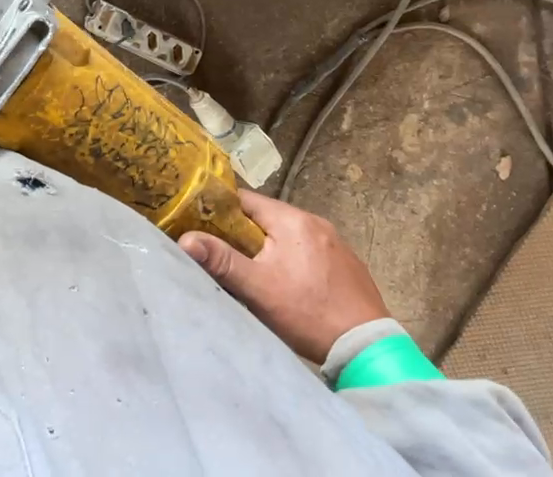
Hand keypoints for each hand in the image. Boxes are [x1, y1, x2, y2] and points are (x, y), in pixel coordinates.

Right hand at [177, 189, 389, 362]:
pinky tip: (287, 283)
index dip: (218, 209)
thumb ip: (220, 260)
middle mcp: (316, 223)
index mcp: (293, 220)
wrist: (369, 351)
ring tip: (251, 270)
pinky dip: (292, 260)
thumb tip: (183, 239)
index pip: (244, 200)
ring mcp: (337, 244)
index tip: (200, 224)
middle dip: (242, 232)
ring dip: (267, 248)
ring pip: (287, 236)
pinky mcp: (348, 265)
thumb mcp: (257, 288)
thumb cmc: (307, 313)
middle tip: (221, 252)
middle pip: (265, 217)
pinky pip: (308, 252)